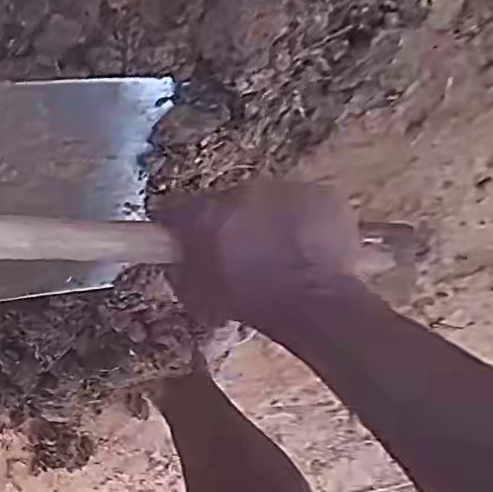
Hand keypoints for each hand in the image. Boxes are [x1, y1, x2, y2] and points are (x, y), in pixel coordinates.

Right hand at [159, 180, 370, 325]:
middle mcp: (242, 192)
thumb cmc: (248, 302)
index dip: (174, 225)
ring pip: (263, 202)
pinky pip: (299, 205)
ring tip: (270, 256)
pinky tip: (299, 251)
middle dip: (223, 224)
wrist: (312, 302)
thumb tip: (174, 256)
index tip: (177, 240)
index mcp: (205, 216)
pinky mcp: (319, 194)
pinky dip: (295, 224)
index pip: (173, 208)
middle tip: (231, 254)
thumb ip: (179, 267)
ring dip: (261, 223)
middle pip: (223, 202)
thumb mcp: (194, 296)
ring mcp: (284, 189)